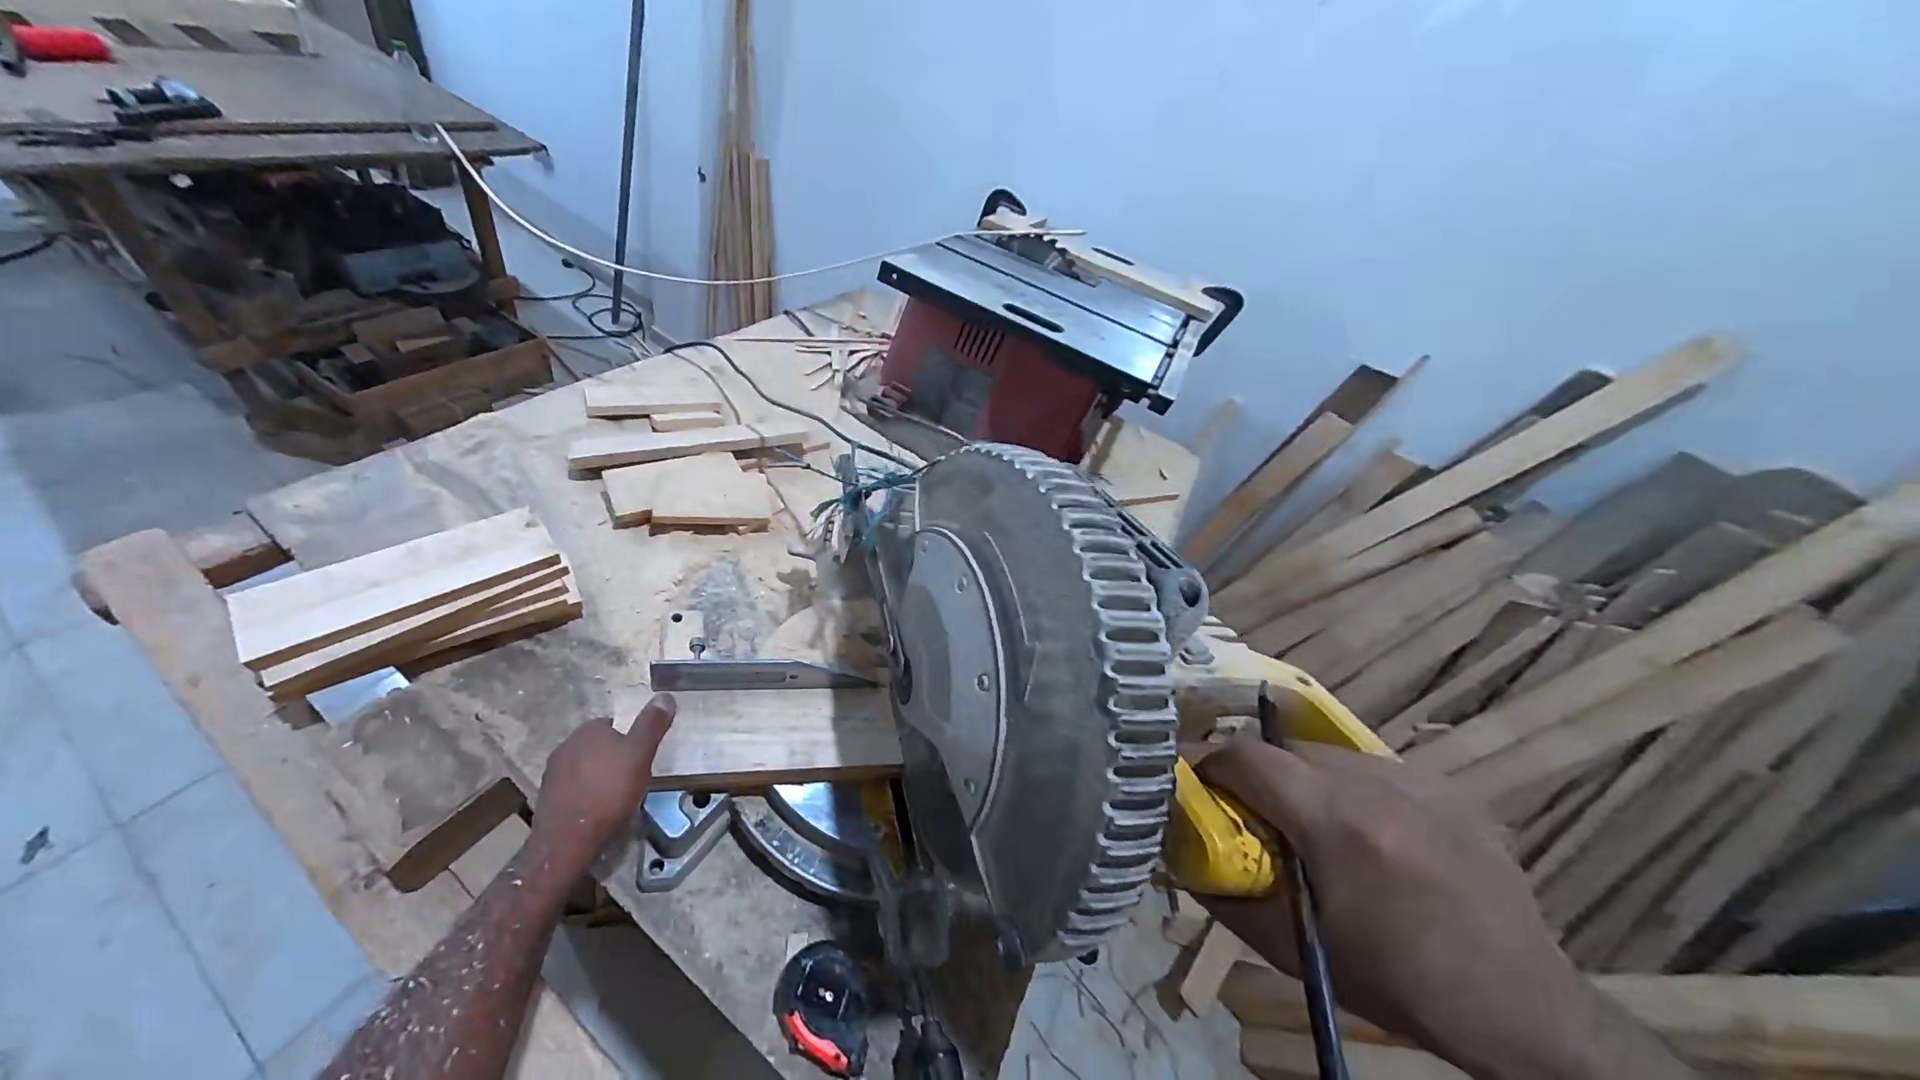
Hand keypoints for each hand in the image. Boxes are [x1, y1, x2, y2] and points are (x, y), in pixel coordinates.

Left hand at [526, 694, 676, 876]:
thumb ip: (652, 724)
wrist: (569, 840)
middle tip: (633, 775)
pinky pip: (574, 786)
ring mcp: (553, 772)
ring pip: (586, 766)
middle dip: (614, 756)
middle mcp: (566, 745)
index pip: (613, 724)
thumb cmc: (610, 791)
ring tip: (617, 795)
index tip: (641, 756)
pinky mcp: (548, 797)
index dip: (630, 739)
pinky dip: (587, 792)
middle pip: (599, 745)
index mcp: (588, 730)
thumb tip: (665, 695)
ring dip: (599, 775)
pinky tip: (598, 808)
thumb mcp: (641, 753)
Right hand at [1196, 741, 1694, 1079]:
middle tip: (1240, 808)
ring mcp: (1416, 778)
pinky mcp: (1444, 784)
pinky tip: (1359, 828)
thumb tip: (1177, 852)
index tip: (1189, 780)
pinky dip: (1344, 785)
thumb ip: (1225, 893)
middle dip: (1250, 770)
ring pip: (1326, 753)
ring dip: (1297, 776)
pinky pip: (1369, 767)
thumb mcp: (1293, 948)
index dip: (1207, 761)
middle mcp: (1374, 784)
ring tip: (1300, 820)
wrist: (1521, 1005)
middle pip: (1283, 748)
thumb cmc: (1395, 981)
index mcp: (1336, 824)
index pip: (1246, 757)